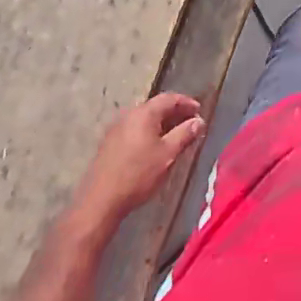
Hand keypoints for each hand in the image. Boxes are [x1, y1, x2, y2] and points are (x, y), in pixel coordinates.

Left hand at [72, 94, 206, 225]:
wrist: (100, 202)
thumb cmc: (138, 174)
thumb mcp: (168, 154)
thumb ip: (185, 134)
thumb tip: (199, 121)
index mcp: (144, 113)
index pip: (170, 98)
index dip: (187, 103)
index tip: (199, 112)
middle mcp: (128, 116)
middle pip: (156, 107)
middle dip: (175, 113)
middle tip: (190, 123)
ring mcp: (115, 130)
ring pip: (144, 119)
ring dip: (162, 123)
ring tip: (175, 135)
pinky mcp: (108, 145)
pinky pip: (134, 130)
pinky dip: (148, 132)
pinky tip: (154, 147)